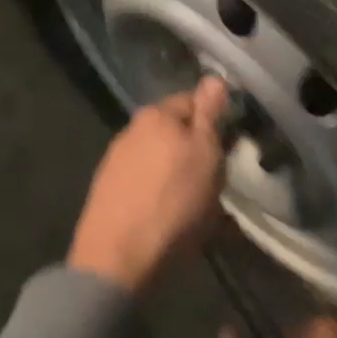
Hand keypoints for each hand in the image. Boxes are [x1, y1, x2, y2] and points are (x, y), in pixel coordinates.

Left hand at [67, 76, 229, 294]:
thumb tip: (214, 77)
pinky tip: (170, 220)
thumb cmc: (173, 202)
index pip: (193, 101)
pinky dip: (161, 197)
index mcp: (156, 115)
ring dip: (179, 177)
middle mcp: (131, 130)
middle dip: (196, 152)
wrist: (117, 260)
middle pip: (175, 133)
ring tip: (196, 208)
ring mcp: (115, 162)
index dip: (215, 122)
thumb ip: (209, 114)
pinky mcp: (107, 193)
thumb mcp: (205, 154)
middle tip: (217, 182)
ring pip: (160, 162)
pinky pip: (146, 187)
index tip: (230, 149)